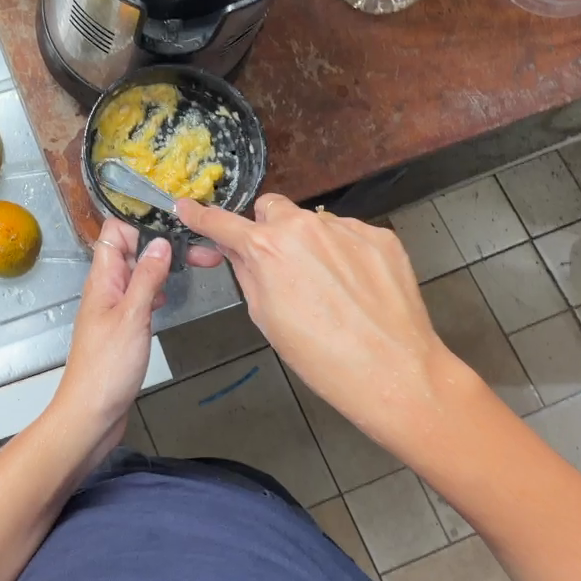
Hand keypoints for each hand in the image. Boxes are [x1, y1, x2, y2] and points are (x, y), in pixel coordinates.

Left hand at [49, 220, 217, 453]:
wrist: (91, 413)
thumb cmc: (106, 369)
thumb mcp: (132, 317)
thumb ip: (146, 278)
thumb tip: (160, 243)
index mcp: (102, 280)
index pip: (115, 232)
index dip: (140, 222)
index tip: (173, 221)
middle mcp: (106, 289)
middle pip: (131, 250)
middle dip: (162, 243)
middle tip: (200, 249)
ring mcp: (113, 308)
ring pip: (138, 273)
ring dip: (162, 266)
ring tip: (195, 263)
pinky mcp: (122, 327)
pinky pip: (139, 296)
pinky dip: (156, 290)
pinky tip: (170, 294)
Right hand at [174, 194, 457, 445]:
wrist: (393, 372)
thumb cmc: (321, 356)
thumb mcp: (265, 316)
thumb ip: (246, 272)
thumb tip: (235, 250)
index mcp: (267, 248)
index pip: (221, 222)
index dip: (200, 215)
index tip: (187, 207)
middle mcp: (305, 227)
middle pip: (271, 208)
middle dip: (266, 228)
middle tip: (275, 262)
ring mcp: (346, 229)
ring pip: (312, 221)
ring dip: (308, 242)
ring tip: (326, 287)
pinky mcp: (380, 237)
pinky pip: (349, 234)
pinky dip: (344, 253)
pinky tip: (353, 287)